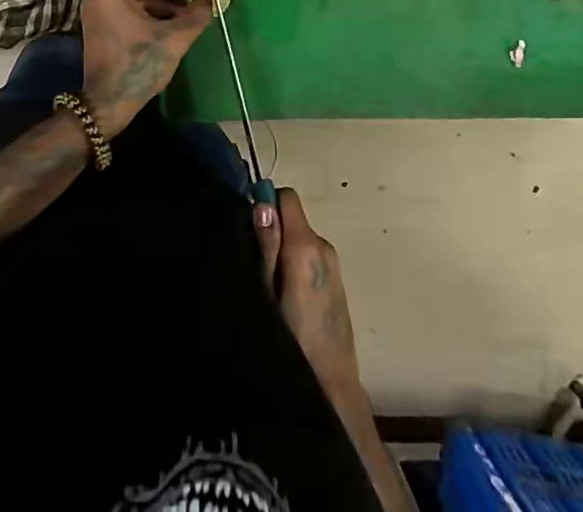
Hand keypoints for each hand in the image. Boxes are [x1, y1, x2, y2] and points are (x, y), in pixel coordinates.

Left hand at [80, 0, 213, 135]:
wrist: (108, 101)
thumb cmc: (140, 66)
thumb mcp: (174, 39)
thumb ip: (196, 14)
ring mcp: (96, 12)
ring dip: (160, 1)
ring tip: (187, 10)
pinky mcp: (98, 27)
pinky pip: (126, 9)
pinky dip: (147, 11)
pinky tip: (169, 23)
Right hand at [255, 188, 361, 392]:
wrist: (331, 384)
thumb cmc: (291, 338)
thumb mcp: (266, 291)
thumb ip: (266, 245)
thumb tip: (263, 203)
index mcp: (307, 246)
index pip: (286, 198)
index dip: (264, 204)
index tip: (246, 226)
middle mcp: (324, 247)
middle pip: (291, 217)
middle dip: (270, 230)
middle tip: (251, 261)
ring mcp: (333, 264)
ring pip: (299, 237)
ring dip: (281, 249)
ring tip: (265, 283)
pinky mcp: (336, 280)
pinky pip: (309, 256)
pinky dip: (293, 263)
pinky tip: (284, 294)